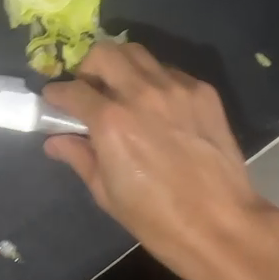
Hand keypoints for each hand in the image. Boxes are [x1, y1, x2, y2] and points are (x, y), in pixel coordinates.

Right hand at [43, 43, 278, 279]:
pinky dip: (155, 80)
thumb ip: (80, 158)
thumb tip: (55, 141)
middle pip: (103, 53)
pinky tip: (160, 105)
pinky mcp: (201, 91)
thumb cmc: (159, 220)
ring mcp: (174, 88)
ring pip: (136, 52)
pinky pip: (169, 70)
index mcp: (111, 121)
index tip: (54, 100)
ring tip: (124, 89)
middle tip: (91, 89)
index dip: (57, 94)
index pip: (72, 90)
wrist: (224, 227)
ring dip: (122, 66)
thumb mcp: (108, 195)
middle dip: (88, 67)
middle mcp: (140, 93)